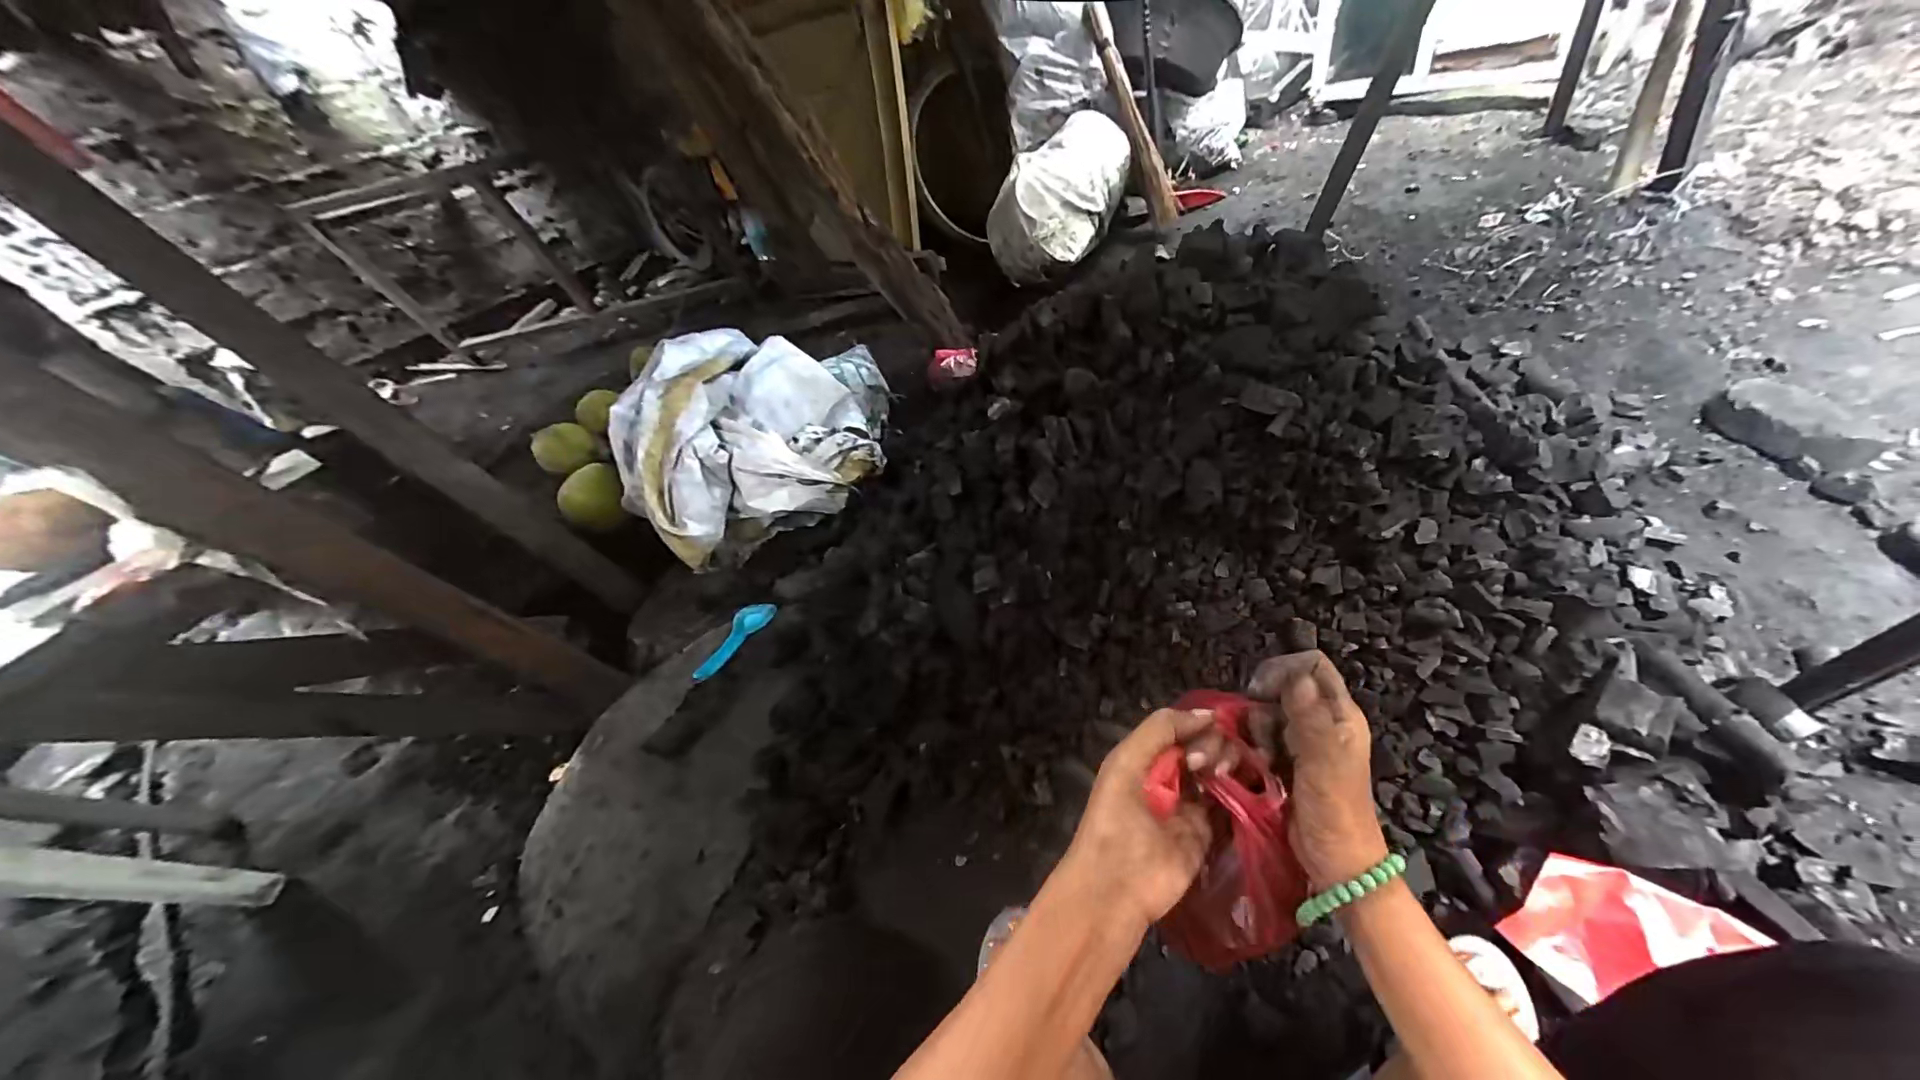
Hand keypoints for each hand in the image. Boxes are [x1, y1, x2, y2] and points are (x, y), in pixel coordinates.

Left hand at [1061, 709, 1222, 929]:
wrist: (1117, 884)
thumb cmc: (1115, 818)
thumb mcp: (1126, 762)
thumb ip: (1161, 730)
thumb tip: (1208, 713)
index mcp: (1147, 755)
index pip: (1185, 726)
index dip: (1200, 724)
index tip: (1208, 730)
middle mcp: (1171, 775)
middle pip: (1208, 745)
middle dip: (1214, 744)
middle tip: (1203, 765)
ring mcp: (1193, 804)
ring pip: (1224, 771)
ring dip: (1229, 765)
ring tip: (1220, 776)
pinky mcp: (1210, 832)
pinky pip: (1233, 803)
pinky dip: (1242, 791)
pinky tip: (1244, 787)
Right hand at [1245, 651, 1388, 888]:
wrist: (1336, 865)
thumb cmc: (1336, 814)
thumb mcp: (1324, 765)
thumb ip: (1310, 720)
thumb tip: (1296, 677)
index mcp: (1340, 716)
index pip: (1311, 667)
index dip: (1283, 671)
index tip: (1259, 693)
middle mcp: (1320, 723)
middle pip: (1279, 691)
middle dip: (1260, 709)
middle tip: (1258, 737)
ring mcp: (1301, 743)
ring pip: (1264, 716)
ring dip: (1251, 734)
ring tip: (1256, 761)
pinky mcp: (1284, 762)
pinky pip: (1257, 740)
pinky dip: (1248, 750)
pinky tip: (1250, 768)